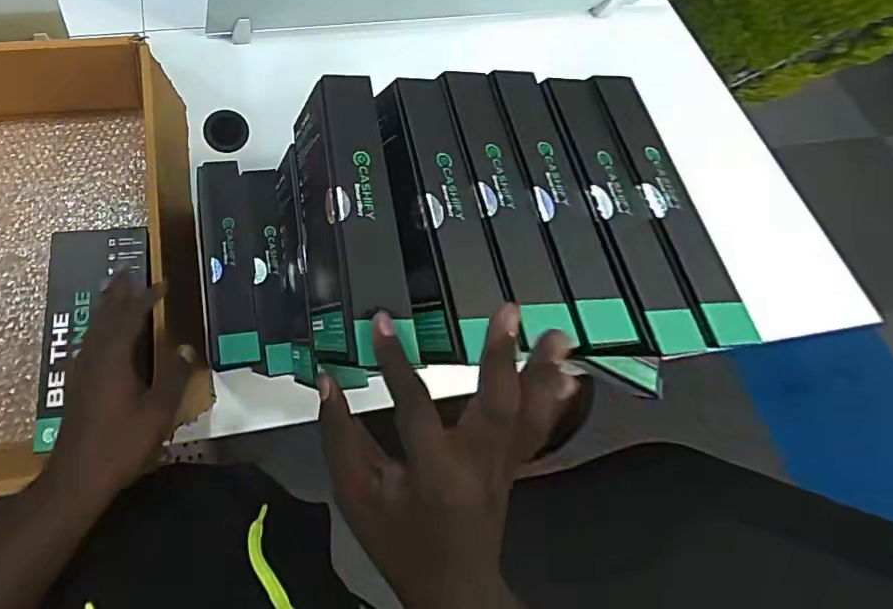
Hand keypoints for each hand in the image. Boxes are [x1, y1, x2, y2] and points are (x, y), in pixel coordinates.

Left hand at [40, 274, 194, 503]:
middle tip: (127, 269)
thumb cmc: (119, 444)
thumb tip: (186, 349)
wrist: (76, 475)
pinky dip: (100, 326)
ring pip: (96, 325)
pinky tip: (101, 334)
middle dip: (119, 291)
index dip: (147, 298)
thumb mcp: (156, 415)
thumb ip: (173, 380)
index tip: (162, 283)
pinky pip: (90, 339)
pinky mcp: (76, 381)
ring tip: (114, 290)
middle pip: (107, 313)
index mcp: (114, 355)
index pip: (132, 316)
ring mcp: (82, 367)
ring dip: (107, 305)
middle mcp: (95, 353)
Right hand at [319, 305, 577, 608]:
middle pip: (499, 406)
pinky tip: (564, 374)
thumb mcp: (354, 493)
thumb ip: (338, 435)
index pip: (415, 405)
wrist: (452, 591)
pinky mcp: (513, 467)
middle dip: (503, 355)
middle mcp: (477, 465)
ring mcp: (502, 467)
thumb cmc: (398, 541)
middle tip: (508, 312)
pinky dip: (552, 399)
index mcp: (434, 472)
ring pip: (530, 416)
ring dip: (543, 373)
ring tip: (554, 335)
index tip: (381, 322)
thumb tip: (328, 382)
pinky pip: (538, 430)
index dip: (395, 361)